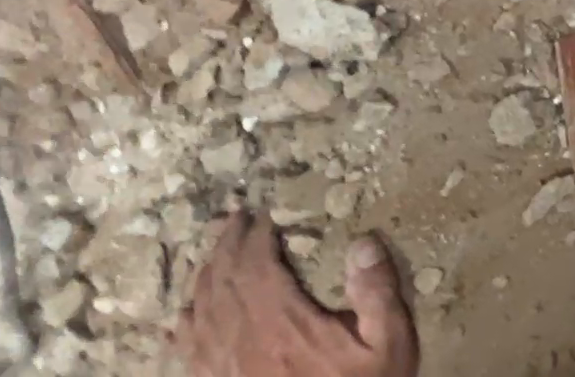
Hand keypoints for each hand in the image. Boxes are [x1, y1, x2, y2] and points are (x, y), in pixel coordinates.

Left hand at [177, 211, 417, 376]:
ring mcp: (225, 370)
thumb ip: (377, 292)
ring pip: (199, 314)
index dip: (255, 240)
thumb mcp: (389, 341)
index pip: (257, 272)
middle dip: (225, 248)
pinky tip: (185, 313)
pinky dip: (185, 323)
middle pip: (222, 287)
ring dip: (203, 277)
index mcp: (285, 326)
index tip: (263, 214)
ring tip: (212, 251)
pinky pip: (189, 350)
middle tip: (232, 218)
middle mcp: (245, 344)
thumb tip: (362, 242)